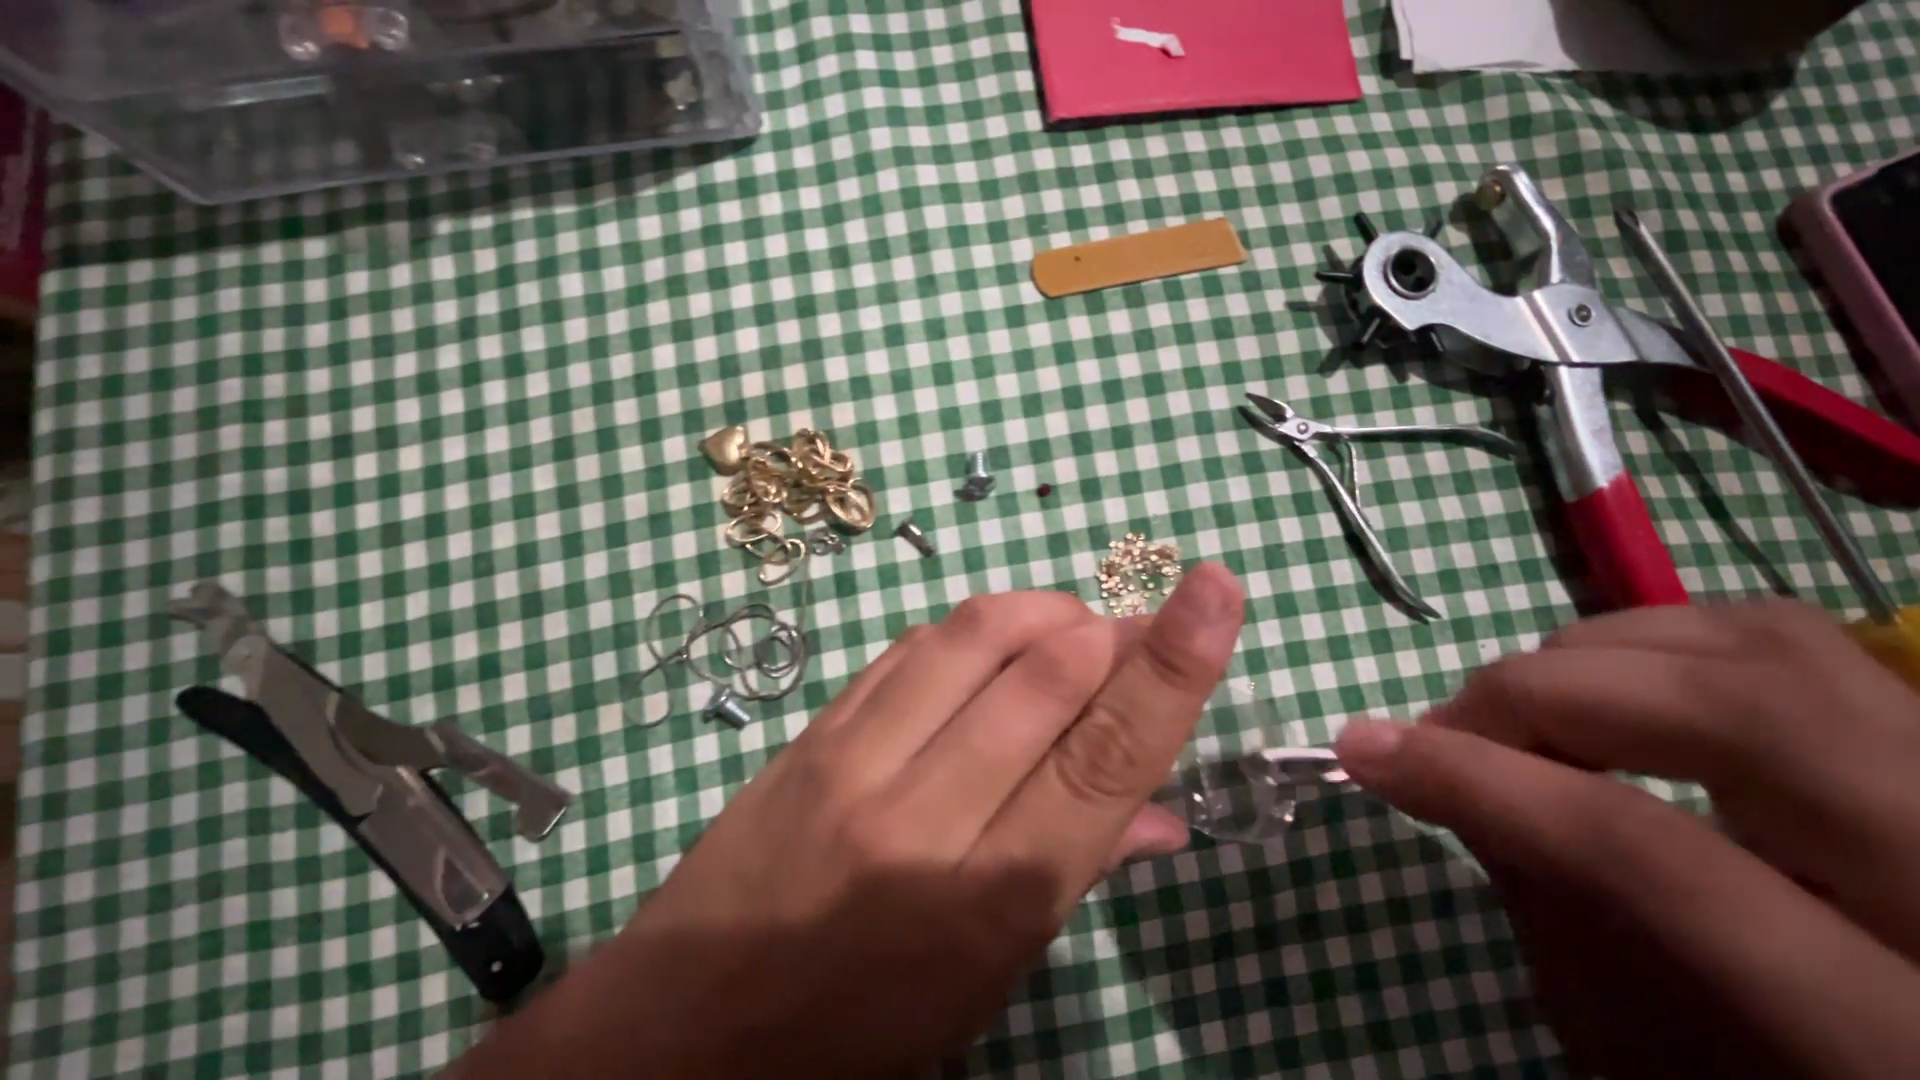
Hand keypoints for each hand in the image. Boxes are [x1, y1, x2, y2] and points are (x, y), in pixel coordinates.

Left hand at [448, 566, 1245, 1077]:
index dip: (1171, 669)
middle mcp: (928, 815)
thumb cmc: (863, 1021)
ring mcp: (856, 762)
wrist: (692, 1022)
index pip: (1105, 759)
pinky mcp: (810, 731)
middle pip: (1045, 678)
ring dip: (1042, 611)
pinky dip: (969, 629)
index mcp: (993, 900)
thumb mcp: (986, 978)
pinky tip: (991, 641)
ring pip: (972, 638)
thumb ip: (1076, 875)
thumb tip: (1163, 811)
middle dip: (1110, 631)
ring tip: (1071, 626)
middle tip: (1137, 628)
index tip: (1214, 591)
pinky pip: (907, 647)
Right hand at [1336, 600, 1919, 1078]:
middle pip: (1728, 714)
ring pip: (1764, 646)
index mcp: (1889, 1030)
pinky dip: (1665, 639)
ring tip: (1520, 709)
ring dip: (1594, 656)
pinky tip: (1608, 687)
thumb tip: (1442, 775)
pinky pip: (1794, 639)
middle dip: (1537, 698)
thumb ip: (1547, 910)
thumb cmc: (1758, 1078)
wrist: (1910, 1053)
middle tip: (1444, 730)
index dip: (1487, 783)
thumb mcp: (1640, 1052)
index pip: (1652, 854)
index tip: (1361, 749)